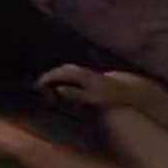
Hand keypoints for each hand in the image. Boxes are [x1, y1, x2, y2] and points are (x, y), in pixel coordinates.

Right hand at [36, 64, 160, 108]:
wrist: (130, 90)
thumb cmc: (110, 96)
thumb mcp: (92, 98)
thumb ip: (74, 93)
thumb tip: (58, 89)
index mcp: (79, 75)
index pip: (57, 74)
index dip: (46, 79)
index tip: (38, 85)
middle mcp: (80, 70)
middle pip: (60, 70)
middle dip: (49, 76)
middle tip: (41, 84)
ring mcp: (85, 70)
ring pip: (65, 69)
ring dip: (56, 74)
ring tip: (50, 82)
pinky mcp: (89, 73)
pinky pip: (71, 70)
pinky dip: (64, 74)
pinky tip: (64, 80)